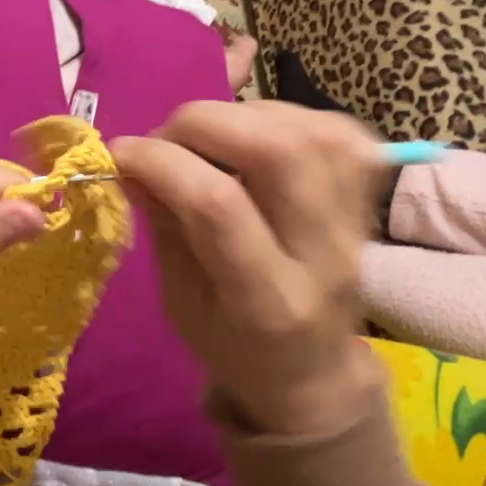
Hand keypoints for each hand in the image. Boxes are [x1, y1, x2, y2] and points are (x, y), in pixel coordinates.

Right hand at [112, 101, 385, 435]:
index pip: (218, 205)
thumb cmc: (232, 346)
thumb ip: (164, 227)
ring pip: (314, 132)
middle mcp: (323, 255)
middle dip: (205, 123)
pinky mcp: (368, 201)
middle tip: (165, 138)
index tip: (118, 154)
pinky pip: (340, 132)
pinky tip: (251, 133)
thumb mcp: (180, 302)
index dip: (160, 162)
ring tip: (206, 136)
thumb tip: (134, 162)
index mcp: (268, 300)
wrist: (311, 371)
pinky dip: (286, 117)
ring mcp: (355, 225)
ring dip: (244, 114)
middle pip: (280, 152)